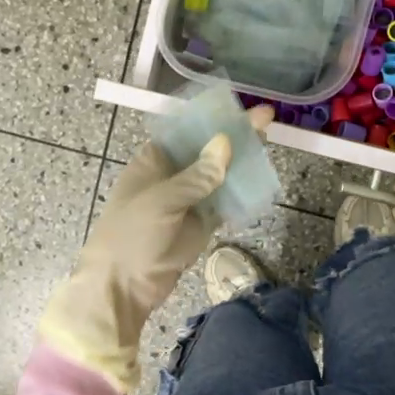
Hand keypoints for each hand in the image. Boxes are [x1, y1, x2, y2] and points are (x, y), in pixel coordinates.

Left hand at [39, 106, 272, 391]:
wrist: (123, 287)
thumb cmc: (131, 235)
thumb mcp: (162, 200)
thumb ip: (197, 175)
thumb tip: (226, 142)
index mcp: (153, 162)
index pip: (187, 132)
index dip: (213, 119)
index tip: (241, 107)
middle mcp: (172, 177)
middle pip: (208, 152)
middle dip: (235, 137)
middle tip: (268, 120)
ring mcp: (188, 202)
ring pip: (220, 177)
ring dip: (242, 163)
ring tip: (271, 144)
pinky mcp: (201, 226)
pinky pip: (225, 204)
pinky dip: (242, 194)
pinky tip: (263, 179)